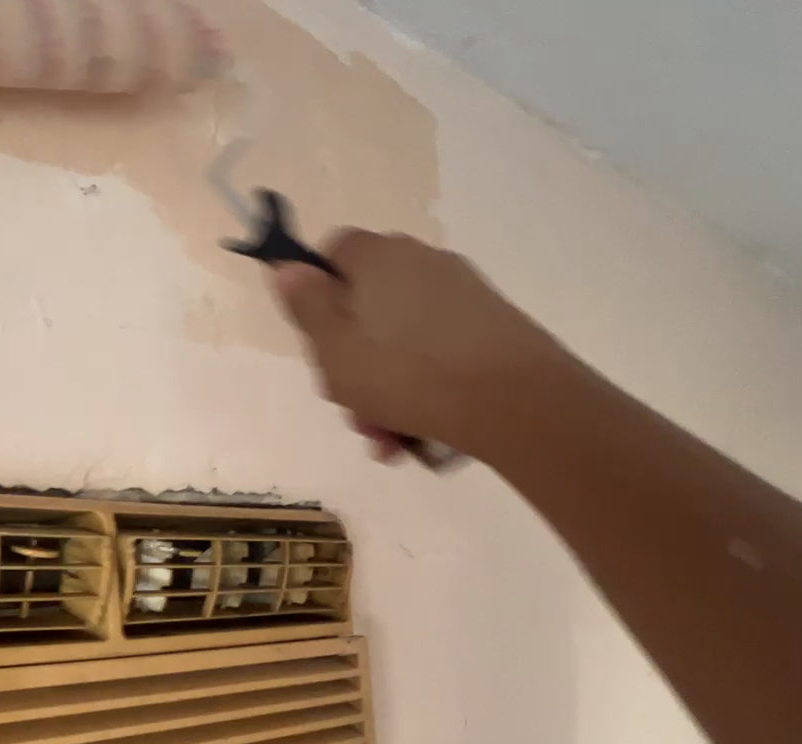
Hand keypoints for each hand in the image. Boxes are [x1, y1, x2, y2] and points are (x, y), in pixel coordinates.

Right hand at [269, 230, 580, 461]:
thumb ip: (306, 304)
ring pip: (394, 338)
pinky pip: (430, 355)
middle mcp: (421, 263)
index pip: (334, 251)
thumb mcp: (331, 345)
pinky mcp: (486, 327)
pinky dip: (414, 388)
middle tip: (343, 397)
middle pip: (363, 304)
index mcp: (379, 258)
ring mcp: (459, 295)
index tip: (312, 334)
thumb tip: (288, 266)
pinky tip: (408, 432)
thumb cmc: (403, 373)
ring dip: (377, 386)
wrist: (513, 402)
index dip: (314, 290)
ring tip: (380, 433)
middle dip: (346, 356)